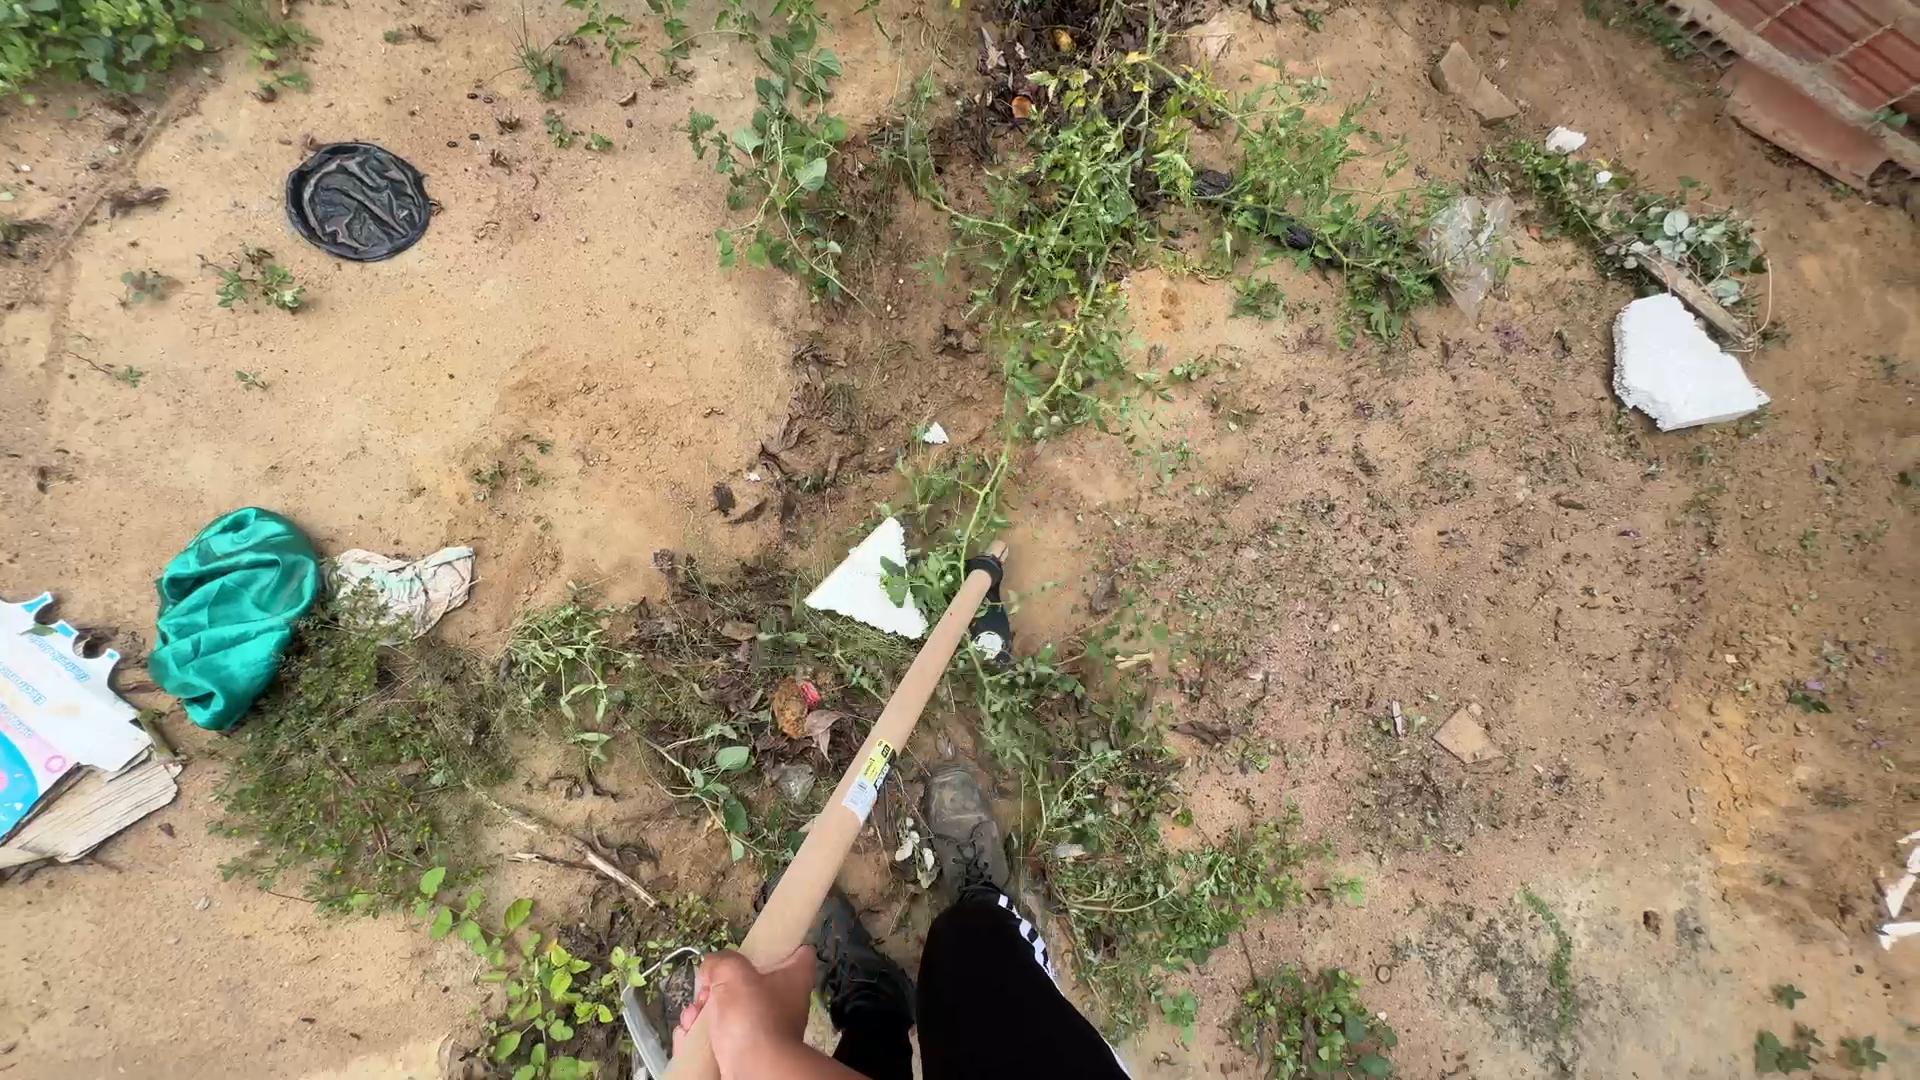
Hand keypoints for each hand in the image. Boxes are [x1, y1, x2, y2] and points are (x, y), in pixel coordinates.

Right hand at [672, 946, 814, 1076]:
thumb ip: (721, 961)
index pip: (800, 951)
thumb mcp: (734, 973)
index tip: (758, 945)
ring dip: (705, 1012)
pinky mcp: (747, 1053)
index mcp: (795, 976)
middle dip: (721, 986)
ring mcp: (766, 1029)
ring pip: (732, 1011)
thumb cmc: (753, 1016)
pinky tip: (686, 1035)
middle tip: (706, 991)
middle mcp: (785, 1002)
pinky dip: (702, 1037)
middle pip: (752, 982)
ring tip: (692, 1017)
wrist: (755, 1073)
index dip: (782, 944)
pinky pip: (722, 1038)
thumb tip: (711, 968)